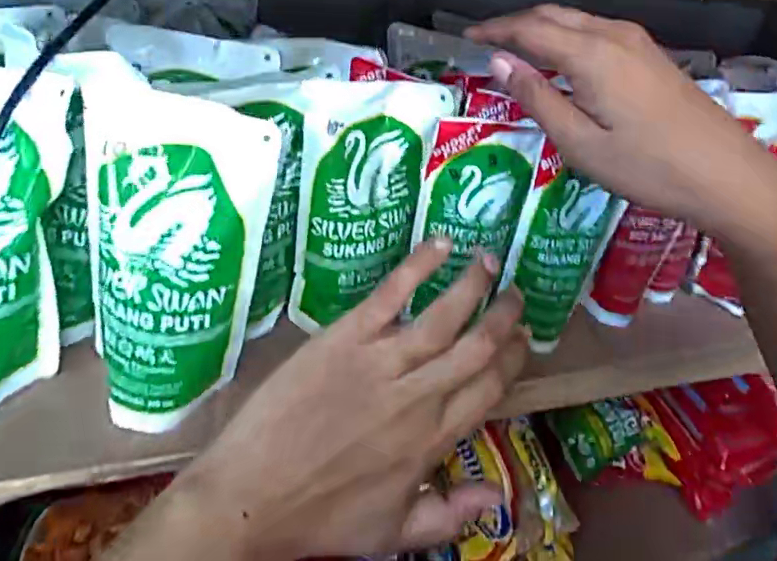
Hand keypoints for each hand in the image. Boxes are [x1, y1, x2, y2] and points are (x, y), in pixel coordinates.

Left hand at [121, 239, 528, 560]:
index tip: (524, 339)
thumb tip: (499, 502)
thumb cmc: (320, 515)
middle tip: (518, 294)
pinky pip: (390, 294)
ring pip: (442, 317)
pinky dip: (419, 266)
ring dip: (472, 284)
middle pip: (475, 349)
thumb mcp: (391, 533)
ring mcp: (381, 362)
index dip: (512, 362)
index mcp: (429, 442)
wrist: (252, 495)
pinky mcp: (346, 336)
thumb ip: (448, 514)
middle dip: (503, 318)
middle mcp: (416, 398)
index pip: (487, 391)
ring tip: (491, 260)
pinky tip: (440, 245)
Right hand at [466, 5, 776, 237]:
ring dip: (540, 26)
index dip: (493, 30)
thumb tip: (498, 60)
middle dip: (514, 23)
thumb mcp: (582, 143)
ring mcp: (637, 42)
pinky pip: (595, 30)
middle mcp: (613, 35)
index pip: (529, 28)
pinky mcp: (651, 55)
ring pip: (575, 19)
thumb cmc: (650, 167)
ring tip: (514, 48)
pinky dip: (566, 35)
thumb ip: (538, 97)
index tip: (465, 37)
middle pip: (551, 14)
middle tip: (484, 40)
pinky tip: (561, 59)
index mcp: (591, 54)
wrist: (732, 177)